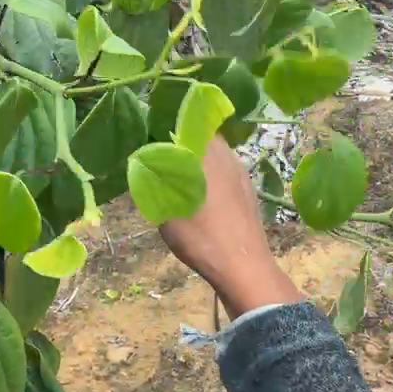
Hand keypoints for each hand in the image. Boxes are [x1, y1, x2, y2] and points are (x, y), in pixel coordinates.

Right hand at [158, 136, 303, 317]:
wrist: (243, 269)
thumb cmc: (200, 236)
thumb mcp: (164, 210)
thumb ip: (153, 181)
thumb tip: (143, 162)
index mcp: (205, 153)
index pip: (186, 123)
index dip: (167, 125)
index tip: (151, 134)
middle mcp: (226, 155)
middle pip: (202, 136)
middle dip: (183, 142)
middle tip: (162, 157)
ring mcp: (241, 173)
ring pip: (215, 154)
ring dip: (199, 159)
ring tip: (180, 177)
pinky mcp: (249, 191)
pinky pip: (225, 171)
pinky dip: (211, 175)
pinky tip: (200, 196)